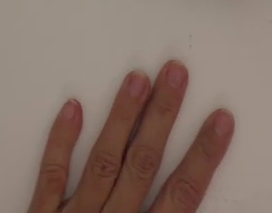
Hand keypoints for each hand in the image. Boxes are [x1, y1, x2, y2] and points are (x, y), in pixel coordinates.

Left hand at [27, 61, 234, 212]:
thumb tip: (188, 204)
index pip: (182, 197)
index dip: (203, 156)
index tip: (221, 119)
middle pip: (143, 165)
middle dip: (163, 116)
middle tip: (176, 72)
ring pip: (103, 161)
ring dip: (121, 118)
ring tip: (136, 77)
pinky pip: (50, 178)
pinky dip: (60, 143)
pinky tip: (72, 107)